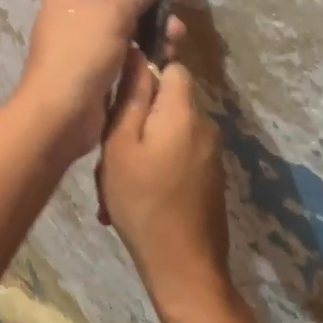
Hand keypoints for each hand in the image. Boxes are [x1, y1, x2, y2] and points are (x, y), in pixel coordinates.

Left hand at [16, 0, 167, 157]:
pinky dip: (142, 47)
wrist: (58, 113)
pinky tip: (162, 57)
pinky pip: (123, 44)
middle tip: (176, 25)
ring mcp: (85, 34)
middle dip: (153, 5)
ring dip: (152, 28)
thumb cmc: (83, 54)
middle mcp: (77, 4)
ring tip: (175, 42)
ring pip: (127, 21)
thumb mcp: (114, 14)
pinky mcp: (94, 60)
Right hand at [98, 49, 230, 294]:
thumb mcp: (120, 144)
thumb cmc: (142, 200)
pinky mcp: (211, 178)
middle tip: (111, 144)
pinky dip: (158, 164)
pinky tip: (136, 193)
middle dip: (139, 113)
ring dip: (145, 144)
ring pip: (171, 129)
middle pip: (169, 99)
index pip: (172, 65)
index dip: (147, 68)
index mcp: (183, 111)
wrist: (183, 267)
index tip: (121, 87)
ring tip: (117, 176)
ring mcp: (211, 153)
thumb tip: (136, 54)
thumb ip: (130, 96)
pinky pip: (180, 153)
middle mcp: (205, 125)